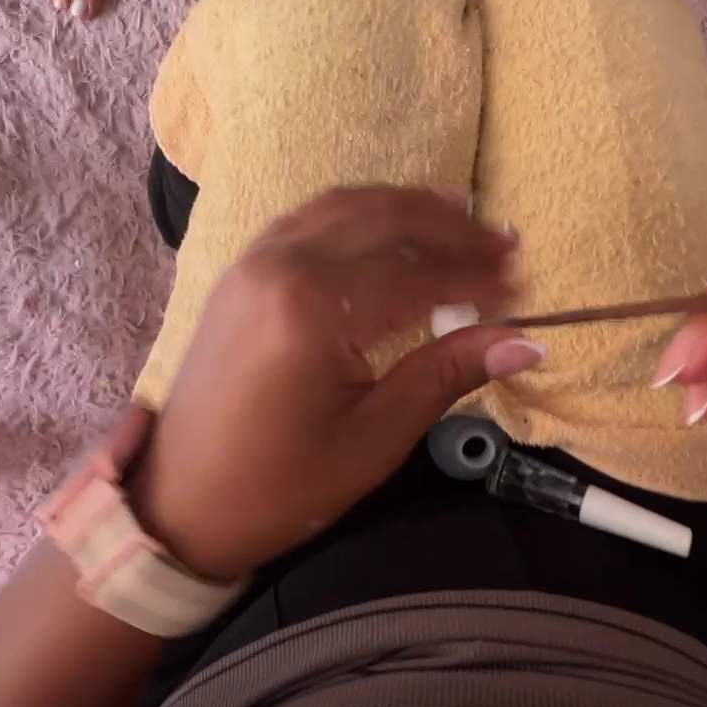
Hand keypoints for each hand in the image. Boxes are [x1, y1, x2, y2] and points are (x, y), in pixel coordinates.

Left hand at [125, 187, 545, 580]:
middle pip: (383, 218)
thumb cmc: (280, 487)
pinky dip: (358, 210)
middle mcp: (281, 266)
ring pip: (344, 205)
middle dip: (450, 227)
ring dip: (406, 206)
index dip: (476, 276)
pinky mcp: (241, 269)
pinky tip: (388, 223)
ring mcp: (254, 260)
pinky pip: (309, 218)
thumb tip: (525, 342)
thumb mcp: (373, 439)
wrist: (180, 501)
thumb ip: (446, 374)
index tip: (522, 284)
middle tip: (503, 242)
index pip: (416, 274)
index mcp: (312, 312)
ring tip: (460, 214)